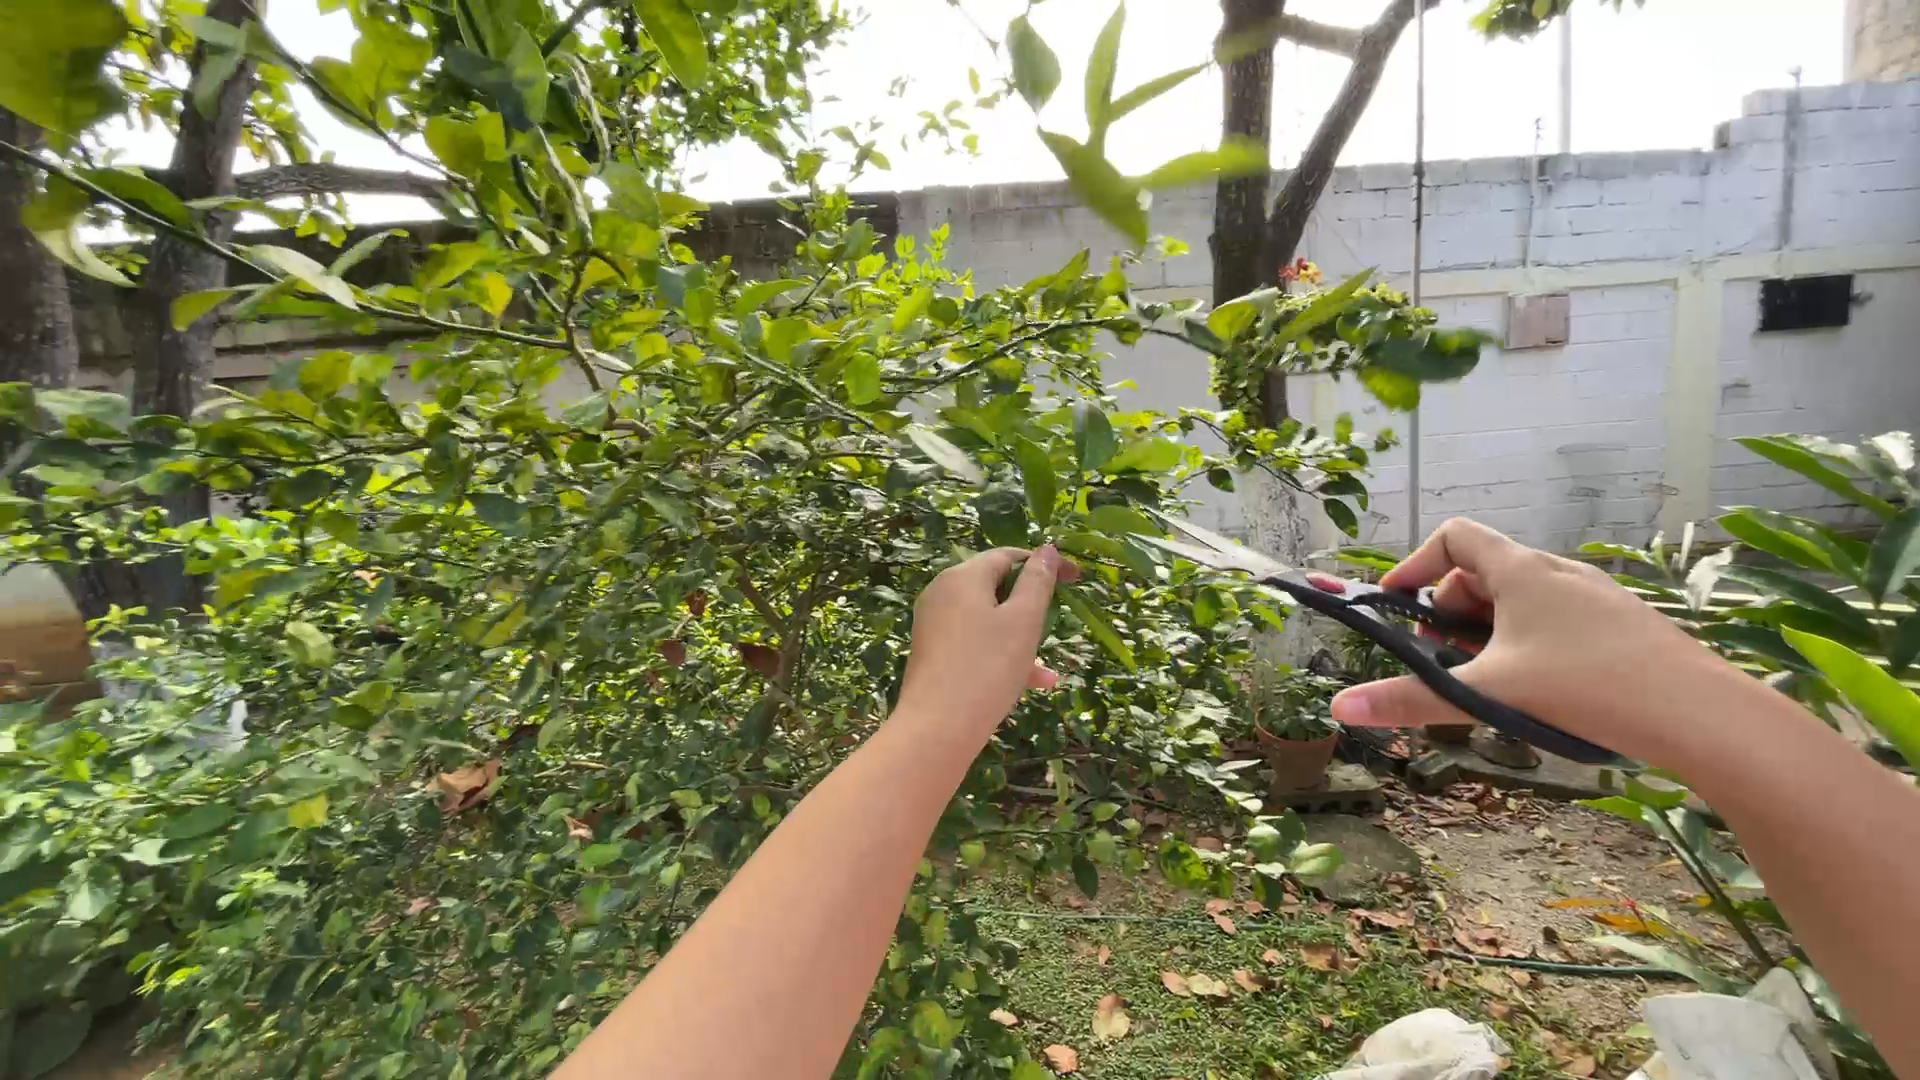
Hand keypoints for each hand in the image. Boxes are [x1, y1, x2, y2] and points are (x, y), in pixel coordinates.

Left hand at [896, 545, 1077, 734]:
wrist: (937, 728)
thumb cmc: (987, 668)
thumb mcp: (1023, 621)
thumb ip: (1037, 582)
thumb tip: (1047, 549)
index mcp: (963, 577)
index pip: (1008, 556)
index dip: (1043, 564)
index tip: (1076, 579)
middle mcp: (942, 593)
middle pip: (995, 587)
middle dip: (1030, 606)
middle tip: (1056, 625)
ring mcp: (933, 623)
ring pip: (987, 620)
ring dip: (1020, 637)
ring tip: (1046, 670)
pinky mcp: (932, 651)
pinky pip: (973, 642)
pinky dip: (1000, 654)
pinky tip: (1030, 684)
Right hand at [1329, 517, 1762, 770]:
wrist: (1714, 722)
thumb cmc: (1588, 689)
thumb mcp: (1487, 693)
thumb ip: (1409, 699)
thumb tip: (1339, 709)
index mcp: (1521, 572)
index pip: (1453, 537)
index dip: (1415, 564)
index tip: (1396, 603)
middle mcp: (1558, 573)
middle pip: (1479, 572)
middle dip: (1447, 611)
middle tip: (1441, 657)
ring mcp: (1596, 598)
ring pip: (1518, 598)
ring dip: (1485, 629)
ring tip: (1487, 676)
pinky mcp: (1622, 626)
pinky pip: (1553, 617)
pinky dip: (1524, 640)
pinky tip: (1538, 686)